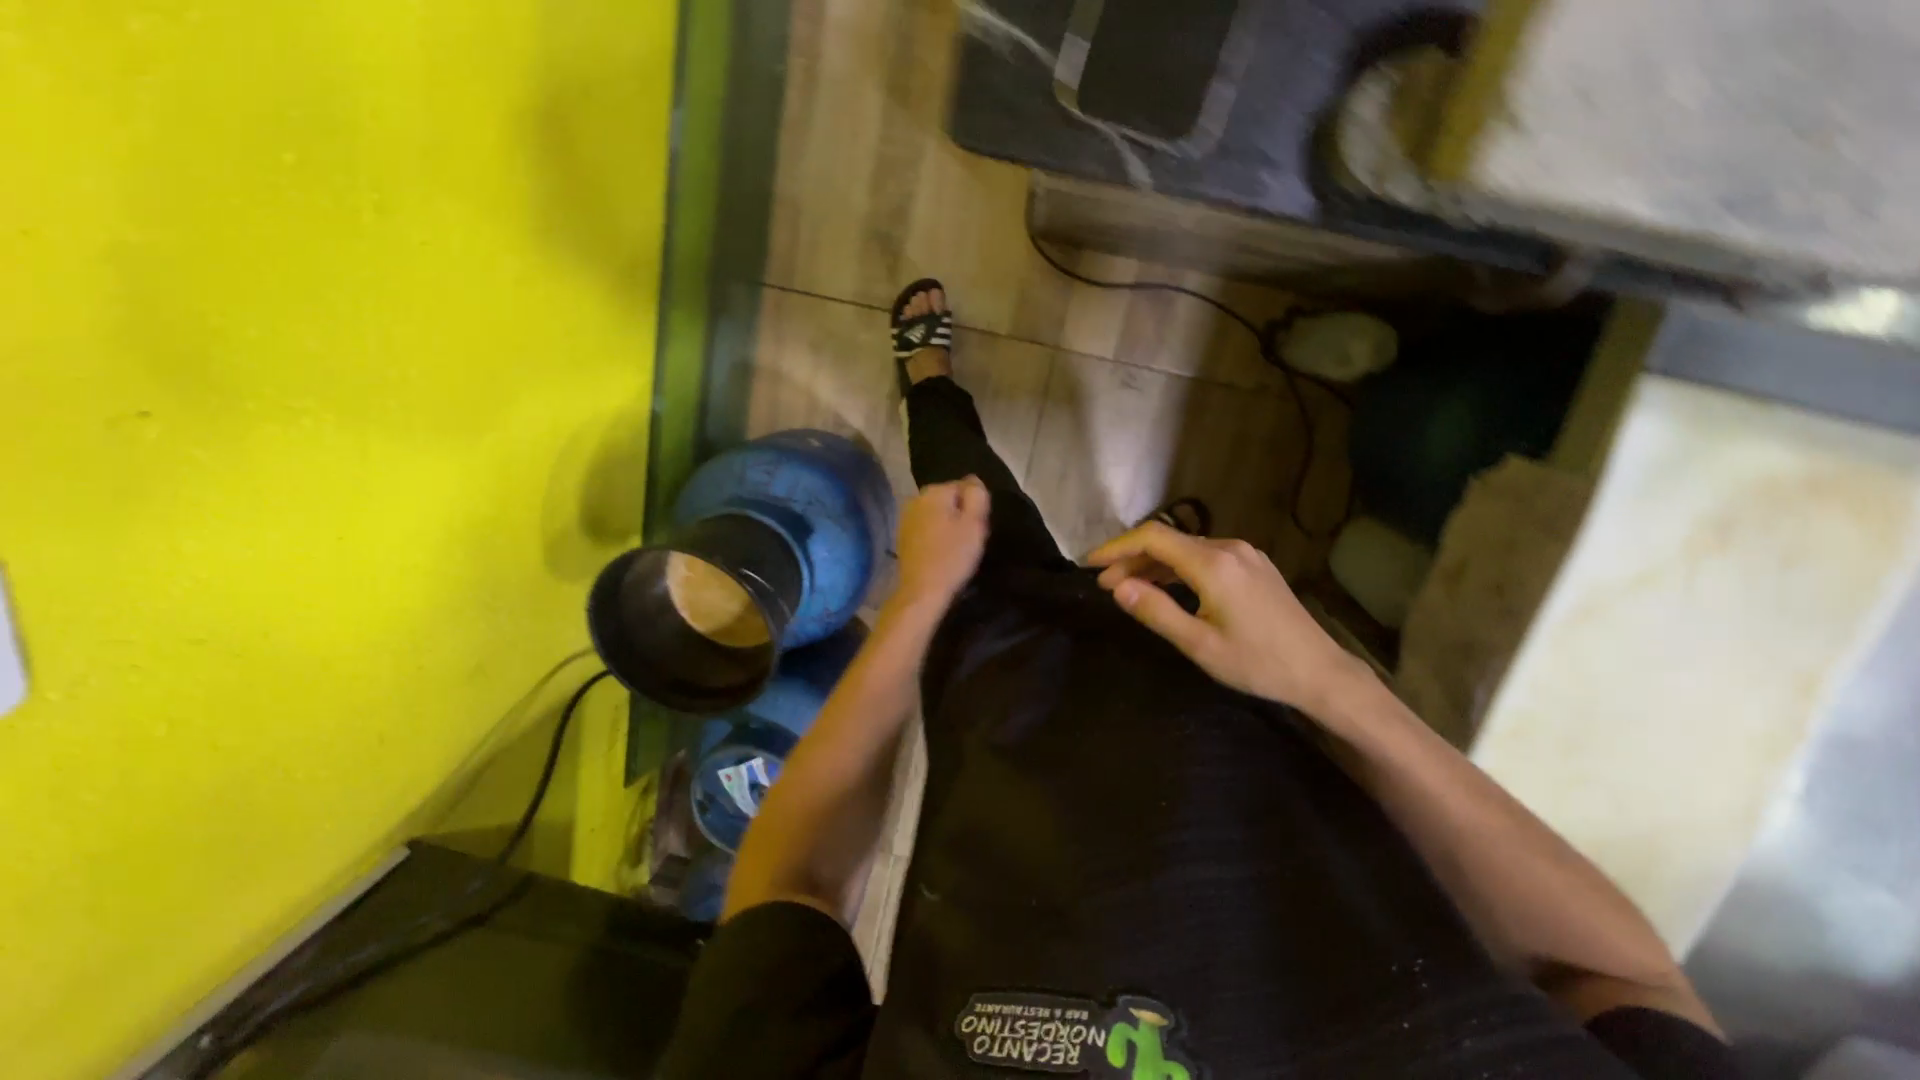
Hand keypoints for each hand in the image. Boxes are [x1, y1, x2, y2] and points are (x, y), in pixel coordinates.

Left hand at [893, 476, 990, 609]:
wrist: (922, 591)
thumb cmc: (952, 556)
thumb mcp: (975, 523)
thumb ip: (977, 496)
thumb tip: (973, 480)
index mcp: (934, 491)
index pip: (964, 487)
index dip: (974, 507)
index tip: (976, 528)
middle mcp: (916, 498)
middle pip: (948, 500)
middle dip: (960, 515)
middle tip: (968, 540)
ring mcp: (906, 517)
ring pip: (937, 514)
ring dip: (947, 526)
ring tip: (955, 548)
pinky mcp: (902, 535)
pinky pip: (926, 527)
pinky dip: (935, 536)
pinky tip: (940, 553)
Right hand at [1088, 522, 1363, 711]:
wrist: (1319, 671)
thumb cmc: (1256, 663)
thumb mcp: (1199, 644)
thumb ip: (1156, 611)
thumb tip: (1118, 587)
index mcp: (1213, 564)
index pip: (1153, 538)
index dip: (1117, 547)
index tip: (1090, 565)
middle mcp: (1229, 548)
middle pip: (1169, 541)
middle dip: (1132, 558)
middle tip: (1105, 585)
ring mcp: (1246, 555)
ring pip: (1187, 548)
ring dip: (1154, 564)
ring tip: (1128, 587)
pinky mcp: (1255, 566)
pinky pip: (1206, 556)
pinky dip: (1178, 567)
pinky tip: (1166, 586)